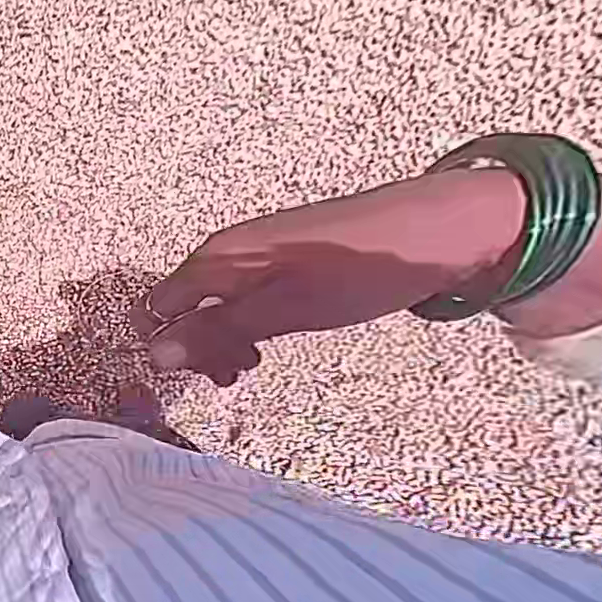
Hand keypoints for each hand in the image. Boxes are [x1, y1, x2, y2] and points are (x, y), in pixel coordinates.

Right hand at [137, 169, 524, 384]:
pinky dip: (240, 324)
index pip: (154, 308)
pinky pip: (235, 297)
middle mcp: (223, 252)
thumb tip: (154, 354)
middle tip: (231, 374)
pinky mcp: (276, 258)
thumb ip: (214, 332)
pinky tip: (264, 340)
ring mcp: (250, 253)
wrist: (447, 227)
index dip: (165, 344)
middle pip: (177, 309)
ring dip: (216, 340)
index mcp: (216, 260)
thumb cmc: (360, 271)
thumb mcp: (282, 311)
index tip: (198, 370)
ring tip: (249, 364)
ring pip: (206, 306)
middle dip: (192, 346)